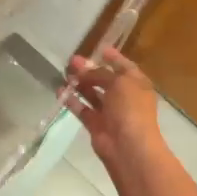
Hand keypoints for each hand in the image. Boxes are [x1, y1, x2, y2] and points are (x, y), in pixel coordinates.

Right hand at [64, 47, 163, 165]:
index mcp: (137, 84)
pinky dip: (72, 101)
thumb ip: (99, 73)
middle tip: (71, 61)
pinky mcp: (96, 125)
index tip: (99, 49)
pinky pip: (83, 109)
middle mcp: (124, 97)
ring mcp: (110, 112)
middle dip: (90, 70)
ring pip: (93, 94)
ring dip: (80, 84)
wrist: (129, 146)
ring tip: (64, 73)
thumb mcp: (119, 83)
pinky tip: (60, 91)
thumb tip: (83, 68)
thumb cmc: (130, 109)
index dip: (113, 58)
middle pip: (105, 80)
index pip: (125, 67)